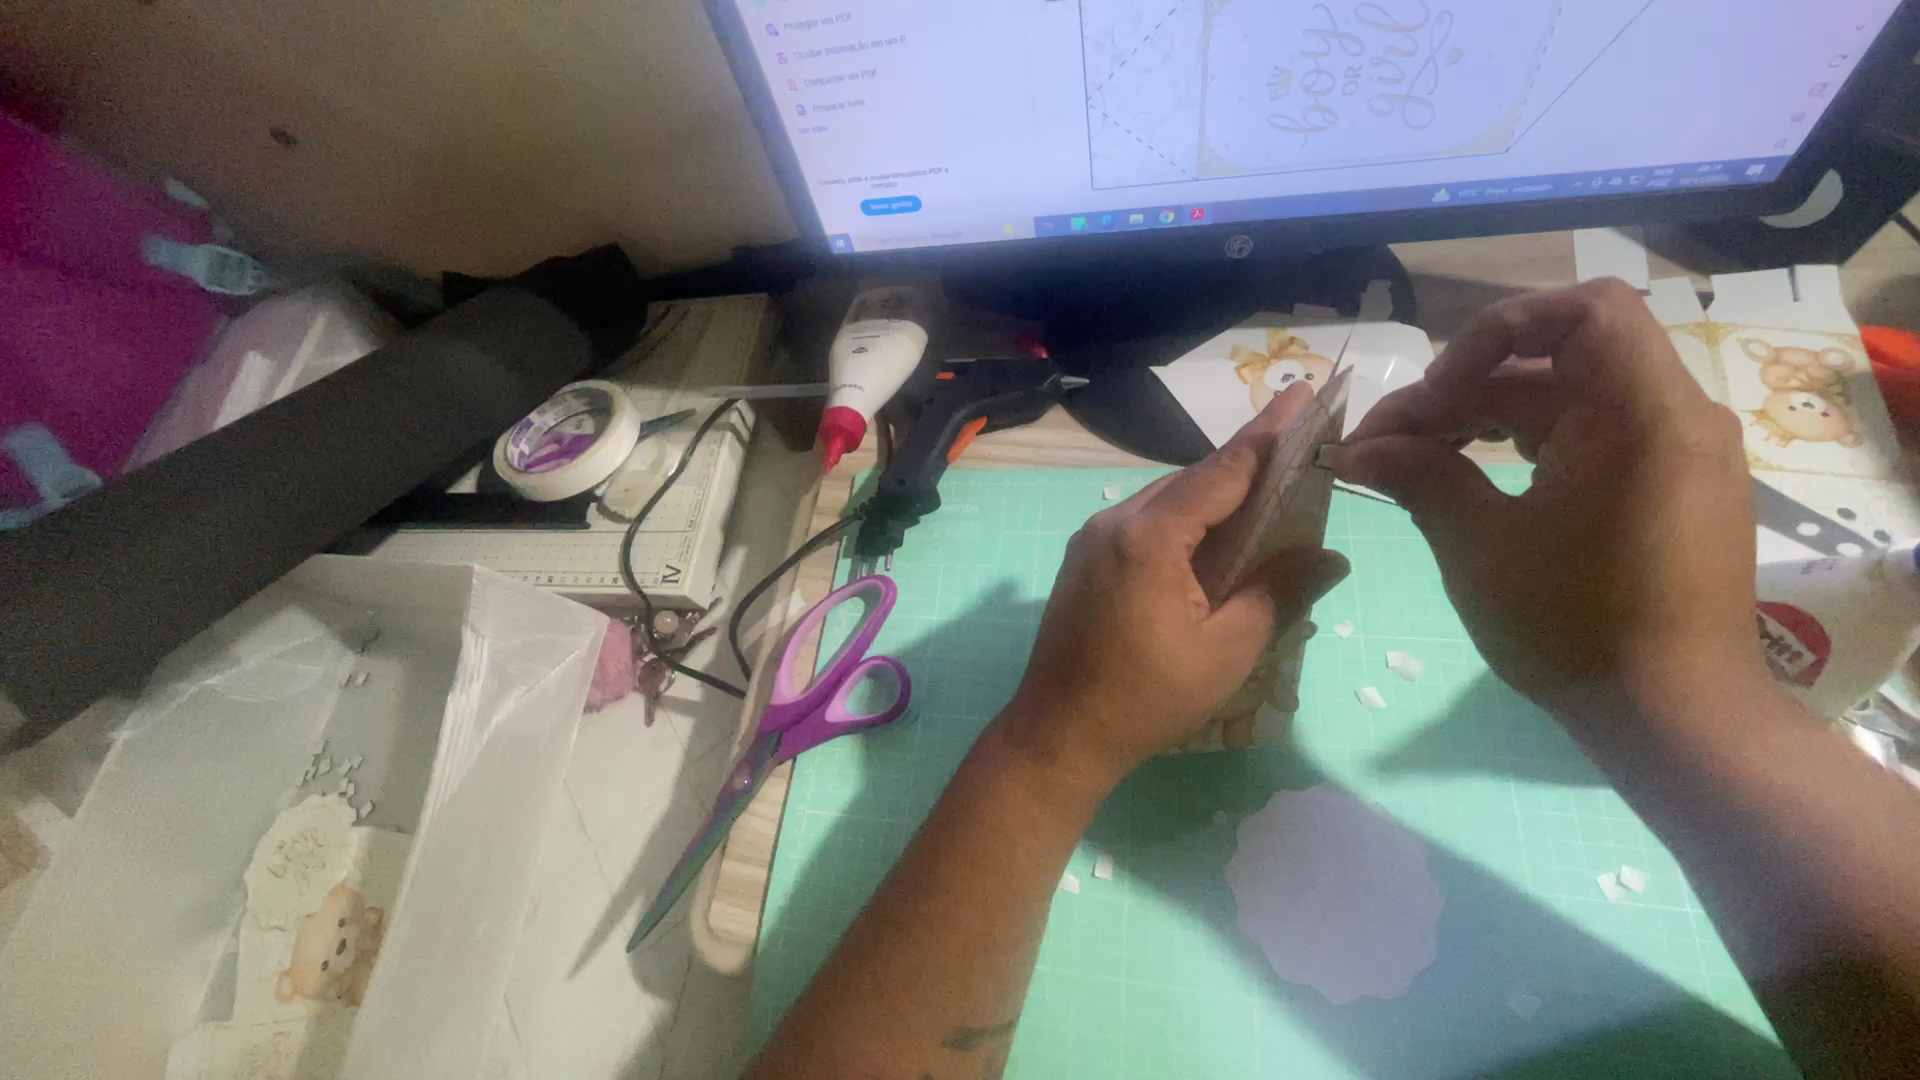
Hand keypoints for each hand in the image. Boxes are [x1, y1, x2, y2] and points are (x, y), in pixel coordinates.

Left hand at [1001, 385, 1349, 793]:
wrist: (1059, 731)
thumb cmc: (1147, 698)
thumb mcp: (1228, 650)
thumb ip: (1278, 592)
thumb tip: (1329, 556)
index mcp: (1149, 536)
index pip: (1222, 470)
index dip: (1268, 433)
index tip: (1302, 393)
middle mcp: (1114, 522)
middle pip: (1192, 481)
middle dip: (1246, 462)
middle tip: (1298, 444)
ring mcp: (1091, 539)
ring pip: (1165, 501)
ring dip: (1214, 496)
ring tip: (1266, 491)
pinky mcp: (1083, 559)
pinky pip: (1144, 524)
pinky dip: (1183, 522)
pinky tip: (1211, 537)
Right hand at [1334, 279, 1766, 723]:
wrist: (1668, 713)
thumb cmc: (1570, 623)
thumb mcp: (1478, 544)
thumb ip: (1418, 476)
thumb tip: (1356, 448)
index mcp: (1639, 417)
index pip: (1581, 312)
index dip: (1494, 334)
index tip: (1435, 396)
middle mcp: (1666, 417)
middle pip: (1549, 361)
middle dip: (1457, 391)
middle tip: (1381, 444)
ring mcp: (1665, 452)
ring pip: (1556, 399)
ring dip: (1476, 418)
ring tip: (1405, 460)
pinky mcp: (1654, 486)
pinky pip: (1578, 436)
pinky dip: (1513, 444)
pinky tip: (1460, 474)